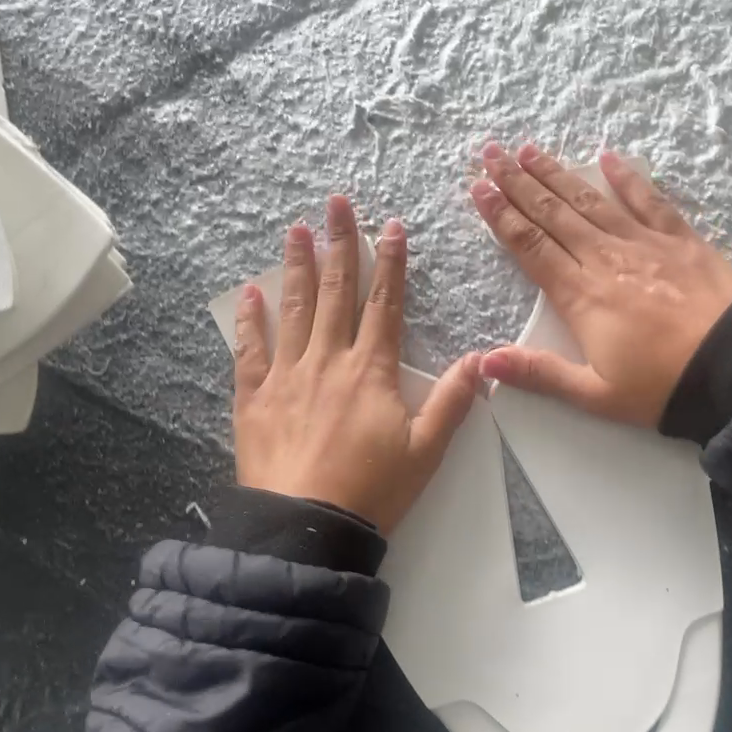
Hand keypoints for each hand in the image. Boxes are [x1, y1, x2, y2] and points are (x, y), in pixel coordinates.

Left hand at [233, 196, 483, 532]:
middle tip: (336, 204)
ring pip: (293, 310)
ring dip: (296, 267)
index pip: (384, 304)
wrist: (309, 528)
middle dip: (339, 244)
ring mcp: (286, 377)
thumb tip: (481, 360)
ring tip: (296, 230)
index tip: (390, 226)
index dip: (389, 263)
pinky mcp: (254, 399)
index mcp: (370, 371)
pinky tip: (250, 293)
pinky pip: (250, 351)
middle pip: (336, 293)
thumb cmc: (373, 491)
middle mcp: (327, 362)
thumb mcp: (427, 451)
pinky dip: (250, 320)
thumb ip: (453, 402)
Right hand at [470, 143, 731, 426]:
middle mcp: (605, 258)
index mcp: (580, 296)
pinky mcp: (681, 240)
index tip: (479, 188)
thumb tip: (485, 362)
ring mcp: (644, 244)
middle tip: (492, 154)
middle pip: (553, 214)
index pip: (530, 246)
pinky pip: (649, 199)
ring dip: (558, 174)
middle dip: (518, 183)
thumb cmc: (662, 387)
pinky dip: (627, 177)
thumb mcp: (594, 393)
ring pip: (591, 200)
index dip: (501, 216)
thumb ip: (539, 373)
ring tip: (530, 150)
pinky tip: (608, 157)